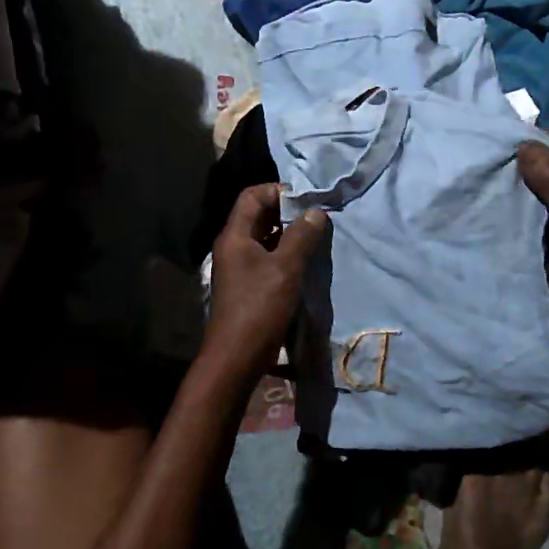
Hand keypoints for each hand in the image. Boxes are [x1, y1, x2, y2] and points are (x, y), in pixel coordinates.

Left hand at [205, 184, 328, 378]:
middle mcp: (232, 246)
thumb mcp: (285, 269)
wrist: (236, 356)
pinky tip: (305, 261)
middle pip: (257, 215)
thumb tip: (315, 211)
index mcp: (234, 236)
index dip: (277, 191)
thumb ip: (301, 237)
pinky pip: (265, 258)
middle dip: (286, 212)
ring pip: (263, 238)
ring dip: (287, 234)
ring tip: (315, 236)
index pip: (252, 196)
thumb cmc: (259, 307)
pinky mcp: (246, 285)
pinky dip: (284, 254)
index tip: (306, 199)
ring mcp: (238, 266)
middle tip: (316, 216)